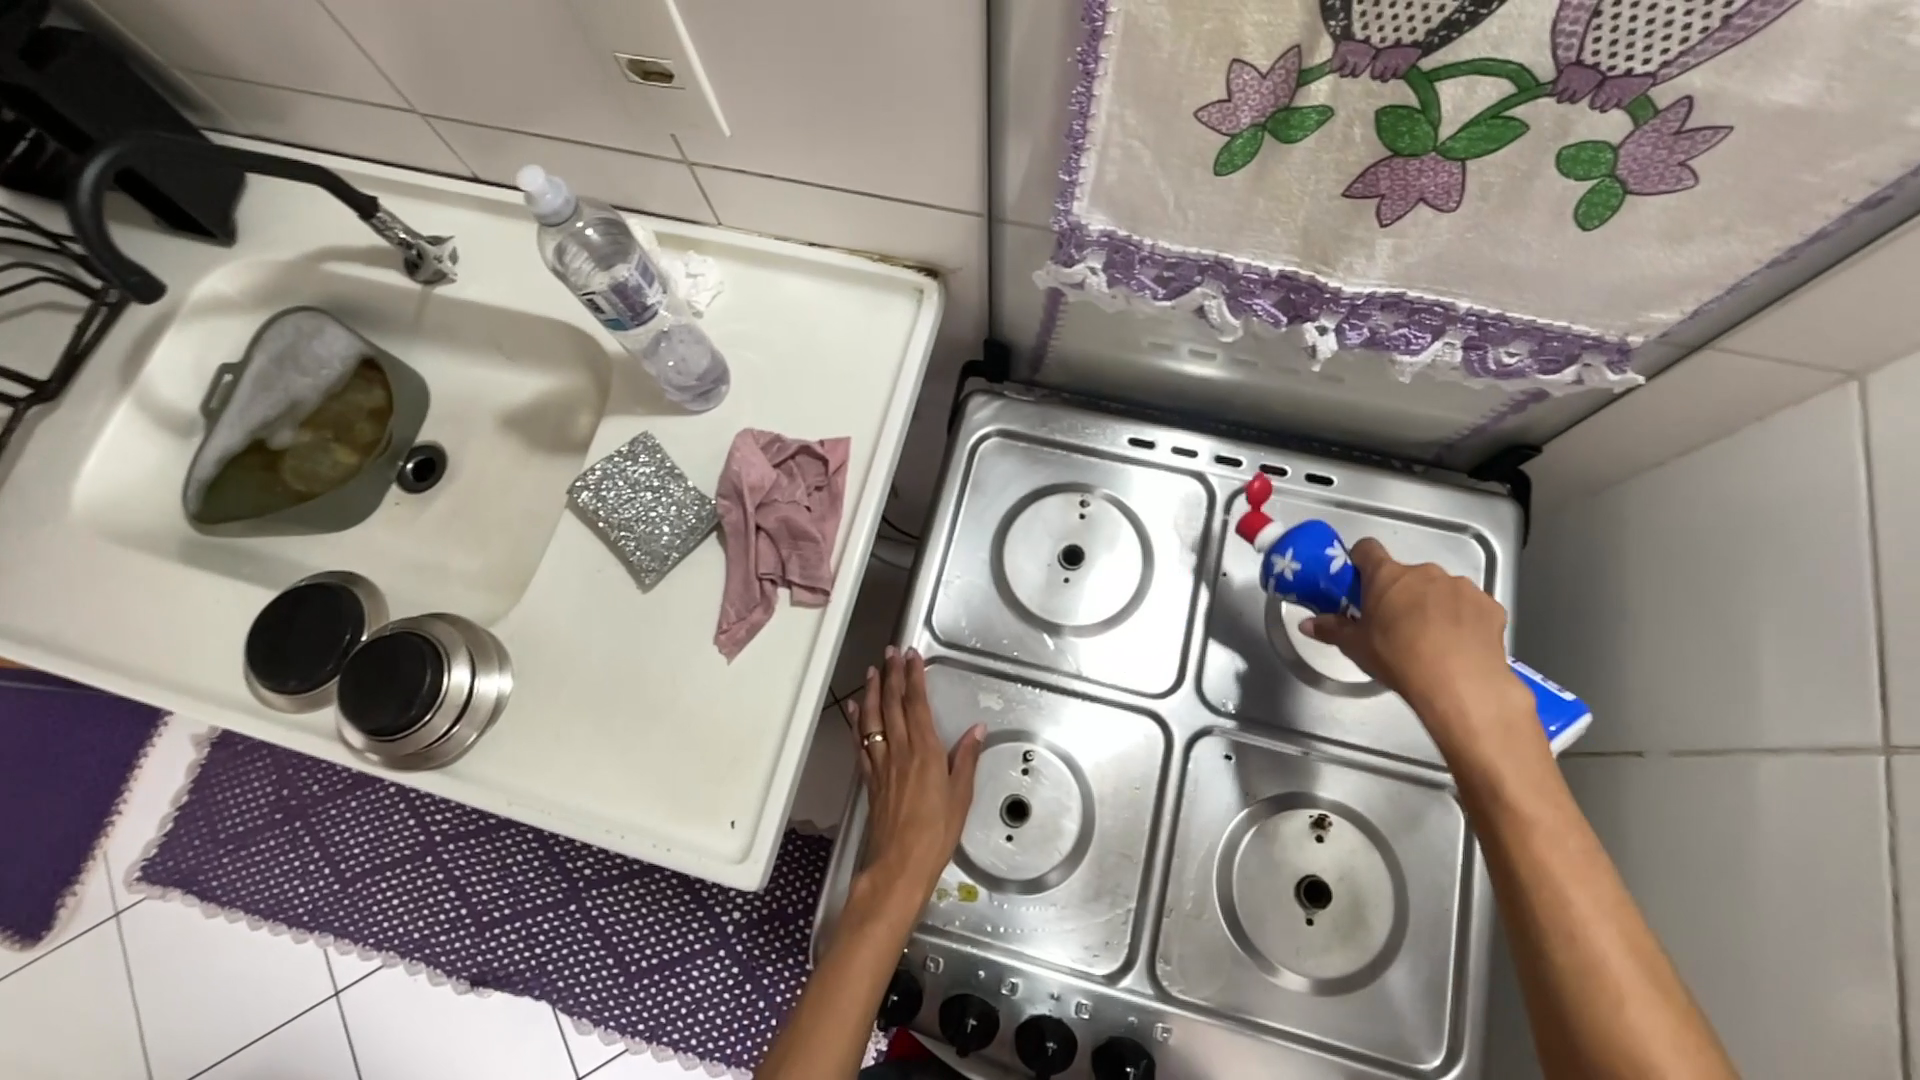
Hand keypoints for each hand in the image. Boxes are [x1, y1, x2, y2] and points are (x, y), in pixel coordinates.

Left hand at [843, 646, 984, 912]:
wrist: (899, 863)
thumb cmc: (936, 832)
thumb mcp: (961, 795)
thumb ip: (966, 758)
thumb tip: (977, 729)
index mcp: (925, 751)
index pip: (917, 704)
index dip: (914, 677)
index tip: (912, 656)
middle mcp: (899, 750)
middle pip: (892, 704)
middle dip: (891, 675)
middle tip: (890, 652)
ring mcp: (881, 763)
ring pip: (872, 718)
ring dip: (871, 692)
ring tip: (872, 671)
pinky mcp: (870, 777)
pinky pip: (861, 741)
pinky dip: (858, 721)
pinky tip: (856, 710)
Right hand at [1300, 538, 1538, 763]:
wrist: (1461, 683)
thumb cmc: (1398, 658)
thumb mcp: (1355, 647)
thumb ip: (1331, 630)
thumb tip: (1306, 625)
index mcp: (1387, 576)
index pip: (1367, 549)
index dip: (1360, 561)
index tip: (1358, 582)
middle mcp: (1425, 573)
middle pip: (1406, 575)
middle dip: (1400, 593)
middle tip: (1394, 623)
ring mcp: (1461, 587)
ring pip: (1440, 589)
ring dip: (1432, 605)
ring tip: (1431, 639)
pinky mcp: (1489, 606)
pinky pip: (1469, 606)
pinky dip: (1463, 619)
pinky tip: (1460, 645)